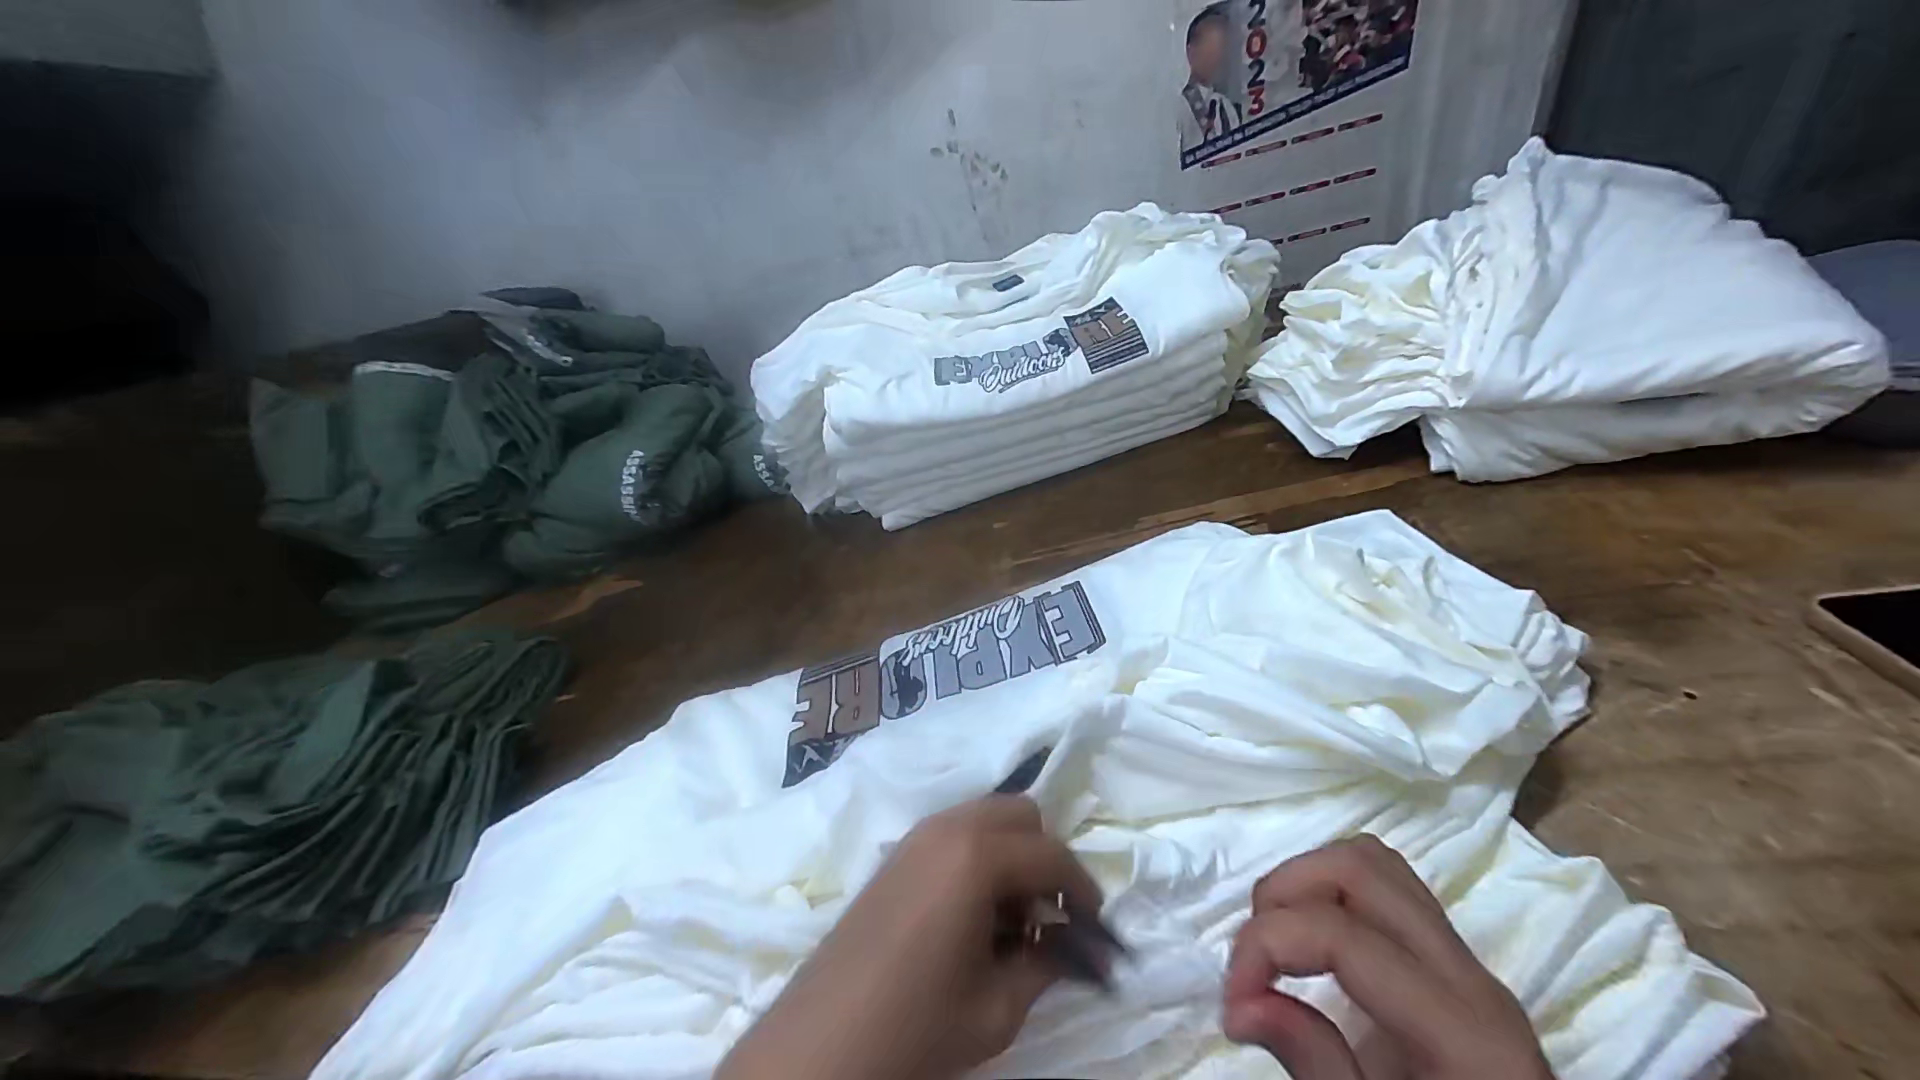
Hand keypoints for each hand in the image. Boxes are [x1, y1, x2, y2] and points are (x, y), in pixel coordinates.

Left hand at [715, 796, 1102, 1079]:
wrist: (824, 1040)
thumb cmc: (917, 1024)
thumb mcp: (997, 1006)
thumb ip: (1045, 964)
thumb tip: (1075, 949)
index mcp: (977, 855)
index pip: (1052, 854)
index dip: (1083, 888)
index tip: (1095, 924)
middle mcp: (948, 827)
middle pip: (1021, 813)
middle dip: (1045, 856)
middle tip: (1049, 913)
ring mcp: (917, 834)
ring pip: (987, 816)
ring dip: (1012, 853)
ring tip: (1010, 917)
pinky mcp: (897, 851)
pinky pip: (956, 831)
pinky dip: (980, 854)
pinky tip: (973, 912)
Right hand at [1223, 835, 1553, 1079]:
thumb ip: (1313, 1063)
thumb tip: (1242, 1004)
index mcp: (1462, 1027)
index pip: (1340, 932)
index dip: (1265, 947)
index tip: (1232, 1006)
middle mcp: (1470, 975)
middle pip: (1357, 868)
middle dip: (1282, 894)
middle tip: (1254, 959)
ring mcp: (1466, 961)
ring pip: (1373, 862)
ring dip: (1306, 884)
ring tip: (1280, 945)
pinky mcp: (1452, 963)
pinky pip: (1386, 887)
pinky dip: (1330, 893)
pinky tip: (1313, 947)